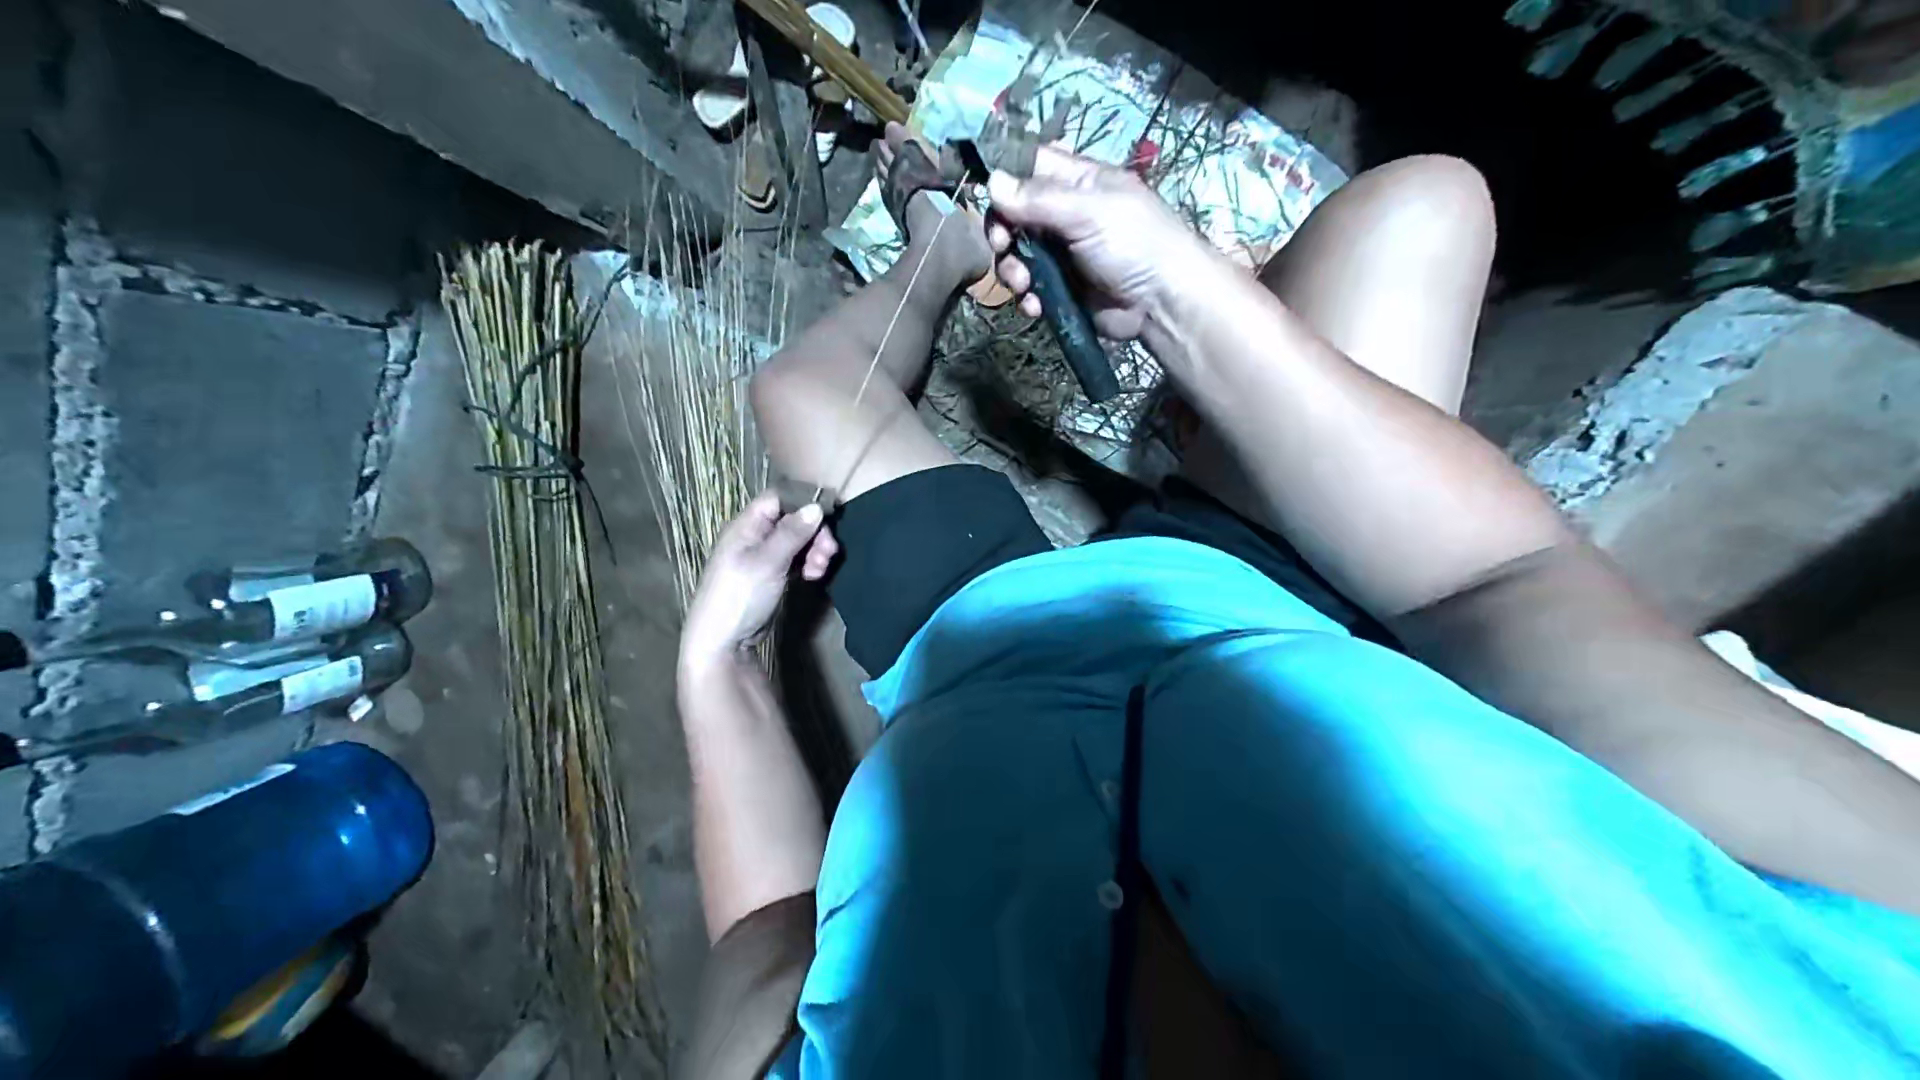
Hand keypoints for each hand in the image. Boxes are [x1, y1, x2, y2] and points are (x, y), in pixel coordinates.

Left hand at [679, 490, 837, 669]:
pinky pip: (796, 560)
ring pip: (798, 541)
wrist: (722, 643)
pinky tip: (813, 577)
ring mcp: (763, 557)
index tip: (827, 517)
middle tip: (829, 553)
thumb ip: (793, 533)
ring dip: (815, 550)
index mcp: (746, 525)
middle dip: (815, 533)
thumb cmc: (739, 596)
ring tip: (820, 570)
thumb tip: (817, 506)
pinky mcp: (772, 576)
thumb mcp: (767, 561)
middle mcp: (754, 536)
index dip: (803, 503)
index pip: (778, 498)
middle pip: (793, 520)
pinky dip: (808, 564)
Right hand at [986, 147, 1213, 340]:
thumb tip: (992, 182)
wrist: (1161, 303)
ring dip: (1012, 271)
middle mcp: (1064, 215)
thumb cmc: (1134, 243)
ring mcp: (1061, 255)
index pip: (1029, 167)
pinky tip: (1035, 307)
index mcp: (1076, 183)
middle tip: (1004, 248)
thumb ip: (1038, 199)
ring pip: (1017, 256)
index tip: (989, 198)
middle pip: (1014, 216)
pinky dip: (1026, 298)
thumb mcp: (1088, 211)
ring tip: (1024, 286)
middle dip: (1002, 234)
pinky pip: (1029, 289)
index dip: (1005, 179)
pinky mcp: (1061, 289)